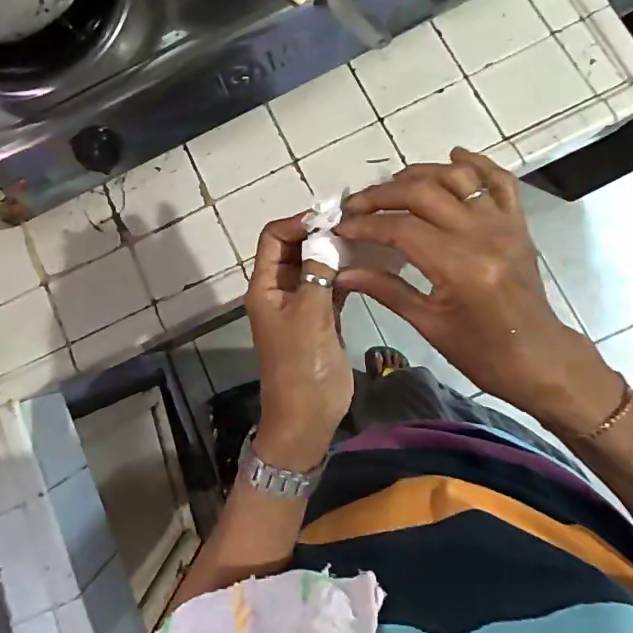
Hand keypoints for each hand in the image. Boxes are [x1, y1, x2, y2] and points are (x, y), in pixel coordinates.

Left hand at [244, 213, 354, 468]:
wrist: (307, 414)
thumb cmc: (301, 363)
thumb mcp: (308, 314)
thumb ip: (317, 273)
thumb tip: (328, 237)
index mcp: (265, 286)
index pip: (273, 238)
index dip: (296, 223)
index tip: (329, 218)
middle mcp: (280, 290)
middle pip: (294, 248)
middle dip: (318, 233)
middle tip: (353, 222)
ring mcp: (302, 304)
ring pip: (315, 266)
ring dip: (333, 252)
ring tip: (363, 237)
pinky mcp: (323, 318)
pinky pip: (331, 285)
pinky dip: (345, 273)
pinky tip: (367, 262)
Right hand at [334, 149, 623, 438]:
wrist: (537, 357)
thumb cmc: (481, 352)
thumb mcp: (428, 324)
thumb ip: (385, 290)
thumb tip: (342, 272)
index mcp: (460, 267)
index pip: (401, 229)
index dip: (365, 225)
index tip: (341, 227)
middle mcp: (484, 236)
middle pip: (423, 193)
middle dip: (382, 194)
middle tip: (356, 205)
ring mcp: (504, 225)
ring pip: (457, 177)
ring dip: (420, 174)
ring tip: (392, 186)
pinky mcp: (518, 223)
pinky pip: (499, 181)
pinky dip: (476, 164)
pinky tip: (453, 157)